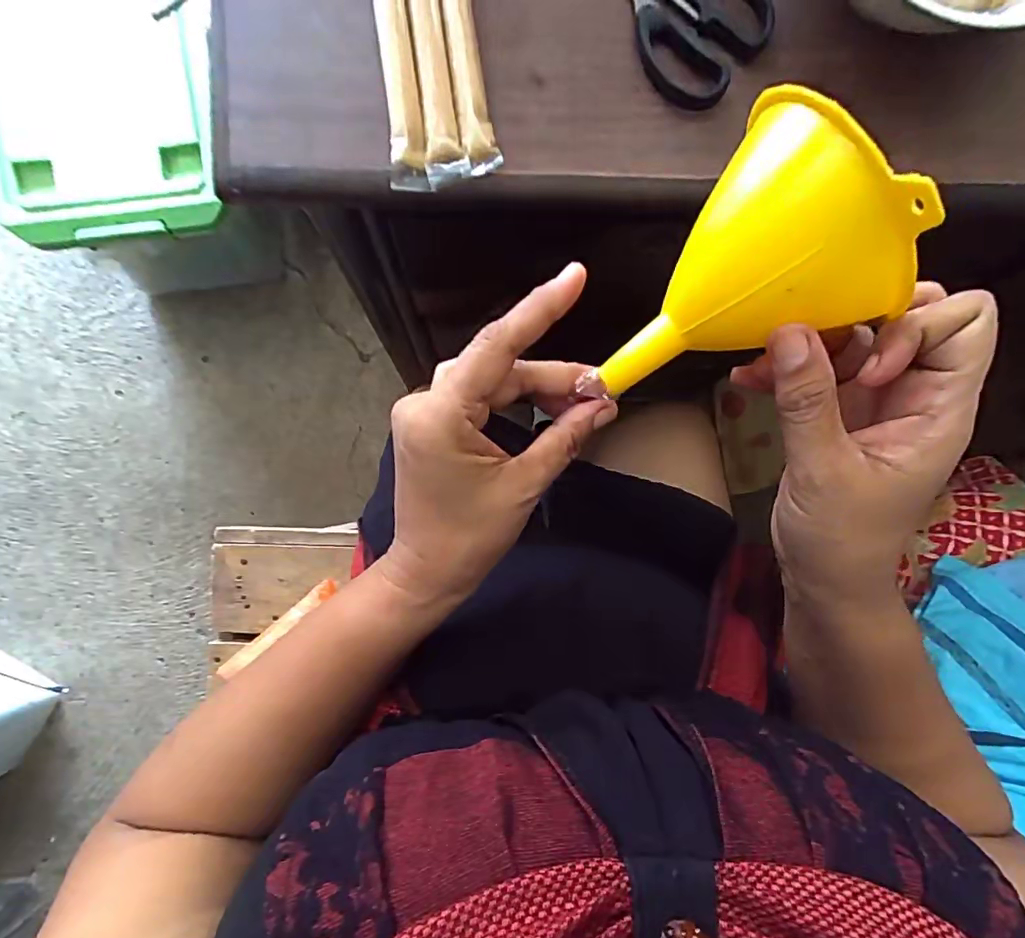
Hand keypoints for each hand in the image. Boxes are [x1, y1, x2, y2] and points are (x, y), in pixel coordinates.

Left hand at [379, 263, 617, 606]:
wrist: (427, 572)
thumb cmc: (470, 538)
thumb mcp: (525, 485)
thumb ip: (564, 436)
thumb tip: (601, 403)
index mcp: (441, 414)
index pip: (497, 346)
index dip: (540, 309)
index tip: (575, 277)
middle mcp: (424, 401)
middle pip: (500, 368)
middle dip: (553, 378)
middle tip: (601, 389)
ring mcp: (423, 411)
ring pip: (491, 381)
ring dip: (537, 391)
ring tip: (580, 406)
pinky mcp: (429, 423)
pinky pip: (478, 398)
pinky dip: (514, 403)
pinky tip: (547, 413)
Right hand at [731, 285, 997, 603]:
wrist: (824, 579)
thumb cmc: (841, 538)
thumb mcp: (824, 470)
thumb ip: (808, 401)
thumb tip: (789, 333)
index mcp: (938, 407)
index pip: (965, 323)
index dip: (915, 327)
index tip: (865, 370)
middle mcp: (913, 392)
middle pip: (913, 314)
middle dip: (860, 319)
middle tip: (816, 346)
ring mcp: (874, 400)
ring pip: (858, 335)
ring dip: (811, 342)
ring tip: (767, 365)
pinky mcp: (838, 411)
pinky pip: (819, 368)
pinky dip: (787, 367)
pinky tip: (751, 379)